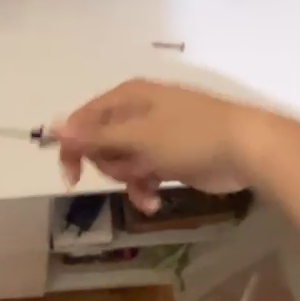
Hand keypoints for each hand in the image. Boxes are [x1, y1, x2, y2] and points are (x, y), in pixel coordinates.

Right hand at [55, 79, 258, 213]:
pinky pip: (143, 174)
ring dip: (129, 181)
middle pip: (101, 145)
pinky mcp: (169, 157)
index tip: (72, 179)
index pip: (83, 121)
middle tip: (132, 169)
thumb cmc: (190, 137)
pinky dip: (144, 189)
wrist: (246, 149)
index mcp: (127, 98)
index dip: (74, 149)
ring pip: (122, 163)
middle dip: (112, 165)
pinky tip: (153, 202)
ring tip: (148, 187)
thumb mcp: (137, 137)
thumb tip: (53, 126)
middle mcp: (138, 112)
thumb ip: (94, 135)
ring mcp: (155, 136)